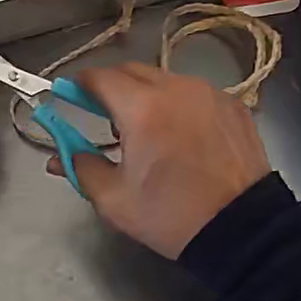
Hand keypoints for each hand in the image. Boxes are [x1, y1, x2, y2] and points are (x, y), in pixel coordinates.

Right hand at [50, 64, 270, 258]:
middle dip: (112, 88)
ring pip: (166, 81)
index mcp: (142, 109)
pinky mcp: (234, 106)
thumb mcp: (115, 199)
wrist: (242, 229)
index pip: (100, 78)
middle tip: (105, 117)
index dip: (80, 85)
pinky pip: (195, 94)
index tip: (72, 97)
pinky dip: (180, 106)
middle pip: (132, 71)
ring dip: (148, 96)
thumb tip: (59, 157)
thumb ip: (80, 168)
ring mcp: (210, 94)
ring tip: (148, 131)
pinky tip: (182, 136)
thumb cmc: (171, 215)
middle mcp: (176, 89)